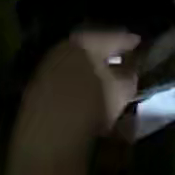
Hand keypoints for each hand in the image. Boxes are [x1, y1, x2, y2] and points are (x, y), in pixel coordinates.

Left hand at [9, 29, 140, 174]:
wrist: (48, 138)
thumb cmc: (92, 106)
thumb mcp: (123, 89)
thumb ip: (130, 74)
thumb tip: (131, 67)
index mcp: (85, 41)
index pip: (114, 36)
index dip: (130, 42)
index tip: (140, 46)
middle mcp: (62, 48)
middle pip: (91, 47)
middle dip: (108, 54)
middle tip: (124, 61)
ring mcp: (45, 68)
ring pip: (75, 63)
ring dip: (91, 69)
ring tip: (106, 79)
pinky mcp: (34, 89)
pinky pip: (63, 79)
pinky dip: (76, 82)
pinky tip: (85, 95)